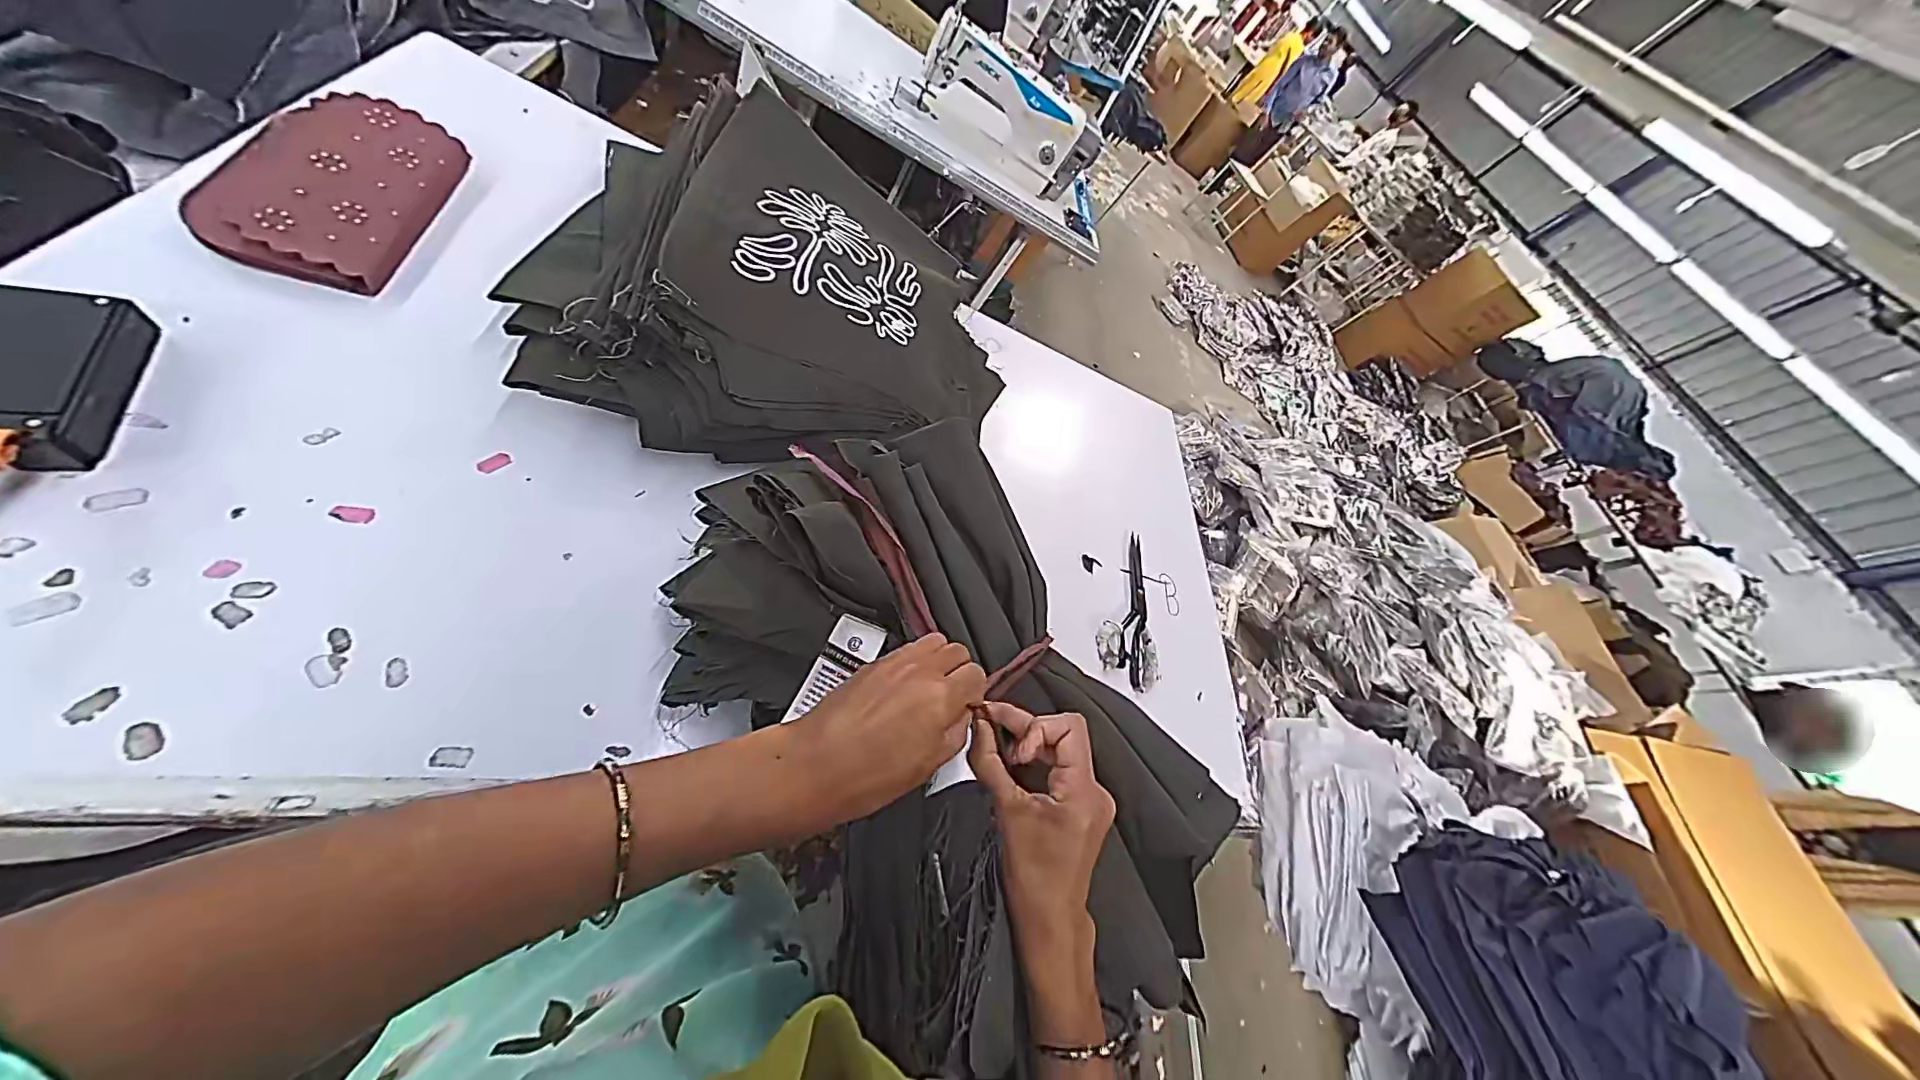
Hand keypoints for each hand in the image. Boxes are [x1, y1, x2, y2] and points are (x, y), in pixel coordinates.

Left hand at [784, 633, 984, 827]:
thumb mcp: (928, 766)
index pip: (977, 674)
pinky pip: (906, 651)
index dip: (975, 693)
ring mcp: (893, 663)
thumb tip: (963, 718)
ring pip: (934, 642)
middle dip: (960, 672)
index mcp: (940, 697)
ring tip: (929, 688)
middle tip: (951, 696)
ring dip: (938, 661)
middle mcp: (918, 672)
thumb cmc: (863, 774)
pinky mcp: (873, 664)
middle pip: (958, 651)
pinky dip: (913, 663)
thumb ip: (956, 733)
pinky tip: (904, 689)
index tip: (967, 706)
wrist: (815, 766)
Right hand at [968, 704, 1114, 942]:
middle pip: (1063, 734)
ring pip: (1060, 749)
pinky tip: (1013, 768)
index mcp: (1083, 790)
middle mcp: (1094, 791)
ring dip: (1028, 745)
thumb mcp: (1006, 810)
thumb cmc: (1034, 879)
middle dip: (1025, 729)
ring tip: (1002, 752)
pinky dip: (1035, 761)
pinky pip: (1060, 767)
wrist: (1049, 916)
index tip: (1013, 748)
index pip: (1068, 726)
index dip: (1034, 728)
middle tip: (993, 724)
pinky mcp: (1081, 805)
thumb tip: (980, 730)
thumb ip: (990, 763)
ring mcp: (1090, 798)